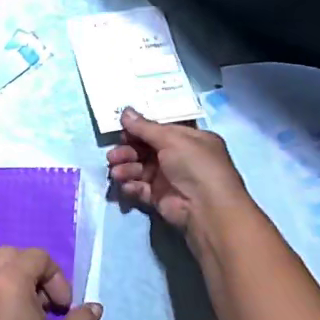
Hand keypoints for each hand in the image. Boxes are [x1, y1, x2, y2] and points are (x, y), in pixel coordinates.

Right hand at [107, 108, 249, 231]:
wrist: (206, 208)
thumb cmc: (194, 165)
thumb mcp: (172, 139)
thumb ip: (145, 127)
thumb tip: (125, 111)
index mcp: (189, 139)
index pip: (160, 130)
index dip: (139, 130)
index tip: (121, 130)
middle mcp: (180, 157)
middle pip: (146, 149)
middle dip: (128, 151)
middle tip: (113, 155)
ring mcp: (169, 178)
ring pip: (141, 169)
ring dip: (126, 168)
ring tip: (116, 172)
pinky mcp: (160, 197)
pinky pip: (141, 188)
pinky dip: (132, 186)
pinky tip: (126, 186)